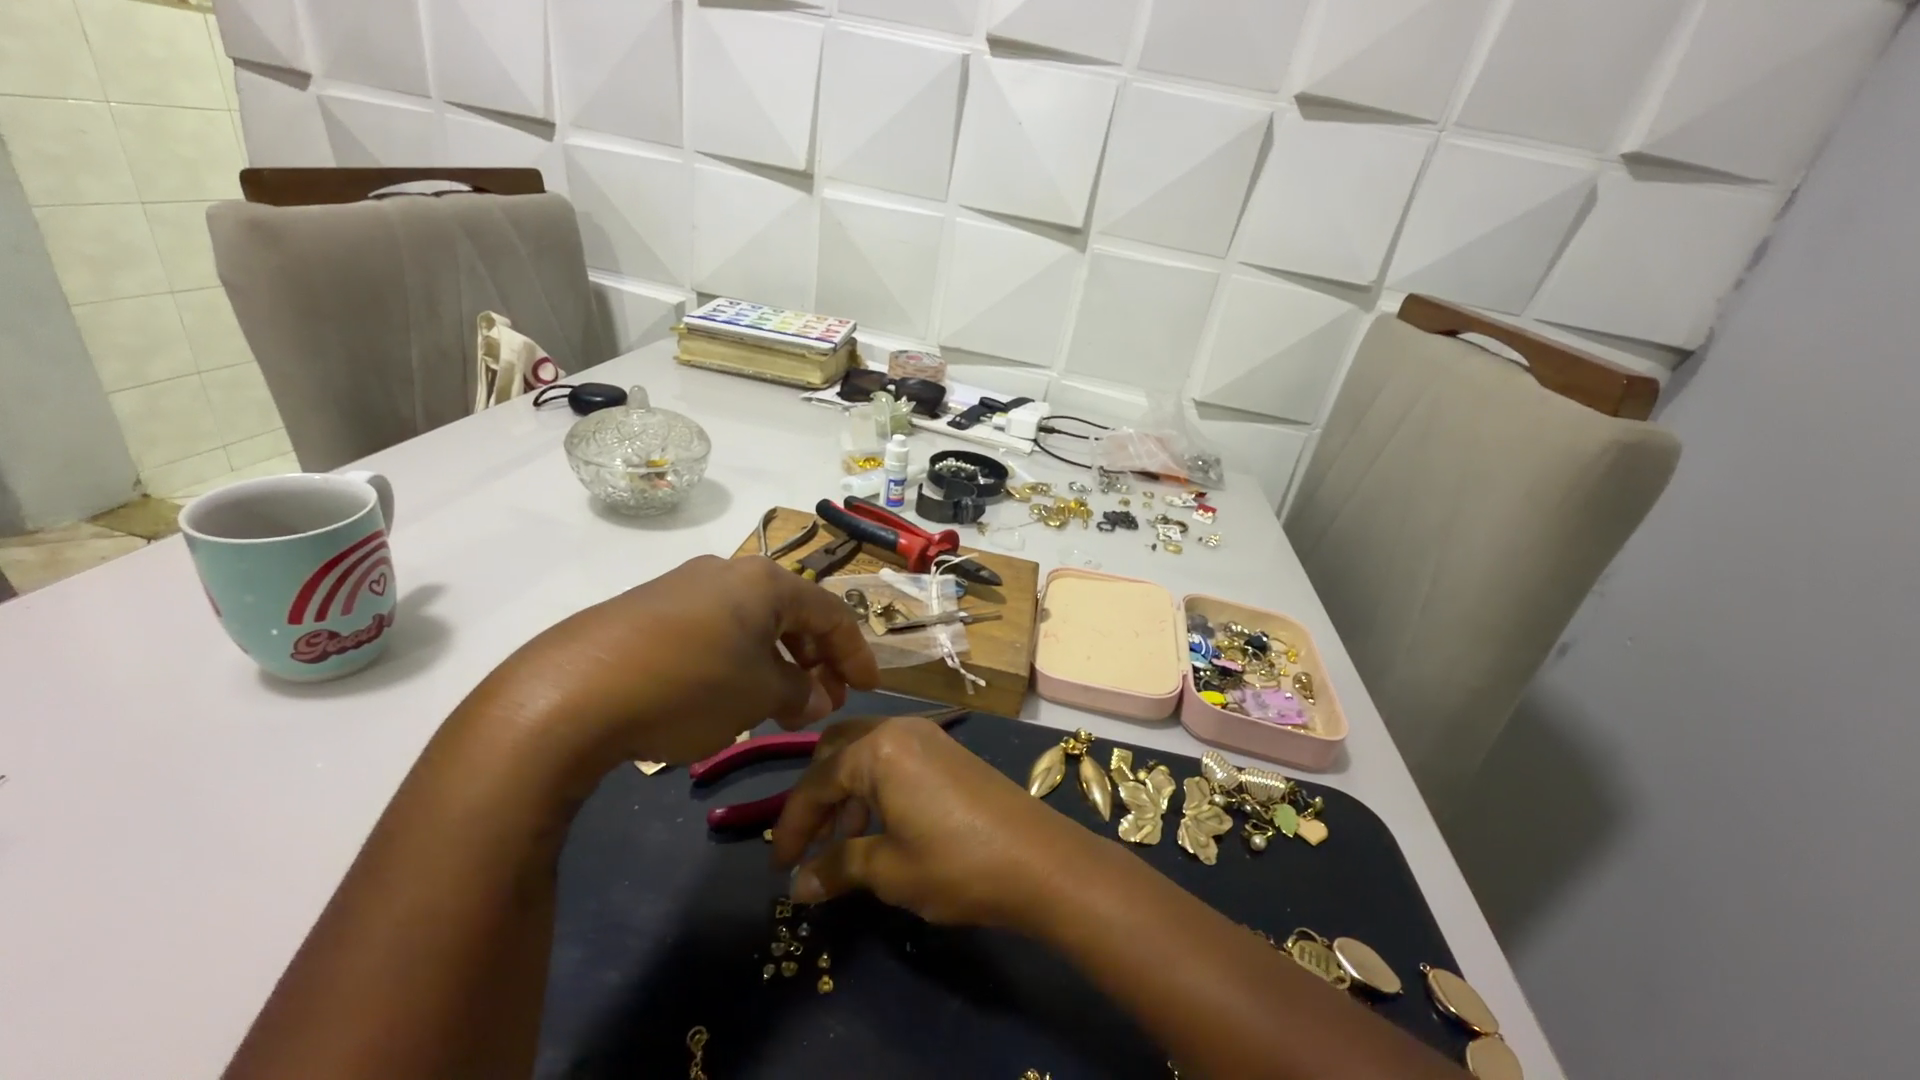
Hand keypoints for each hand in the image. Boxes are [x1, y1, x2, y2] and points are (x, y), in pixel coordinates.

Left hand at [469, 555, 880, 772]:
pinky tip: (725, 697)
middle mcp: (726, 572)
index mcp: (765, 581)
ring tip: (778, 705)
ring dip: (774, 663)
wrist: (571, 692)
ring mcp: (680, 588)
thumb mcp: (758, 695)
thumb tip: (815, 697)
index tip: (869, 689)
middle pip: (789, 614)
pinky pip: (710, 633)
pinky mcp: (645, 612)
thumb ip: (798, 693)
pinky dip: (734, 662)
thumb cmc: (689, 686)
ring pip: (748, 625)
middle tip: (823, 701)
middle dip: (814, 659)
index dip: (855, 653)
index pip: (831, 613)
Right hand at [771, 717, 1096, 930]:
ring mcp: (929, 738)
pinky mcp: (950, 754)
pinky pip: (895, 761)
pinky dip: (876, 789)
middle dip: (817, 798)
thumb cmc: (958, 865)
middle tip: (808, 846)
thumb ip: (838, 868)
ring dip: (846, 795)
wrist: (1042, 863)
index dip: (791, 827)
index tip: (778, 868)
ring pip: (867, 755)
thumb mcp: (890, 870)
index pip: (815, 783)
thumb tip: (799, 886)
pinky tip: (879, 831)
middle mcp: (900, 729)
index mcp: (877, 749)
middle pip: (837, 753)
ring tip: (843, 846)